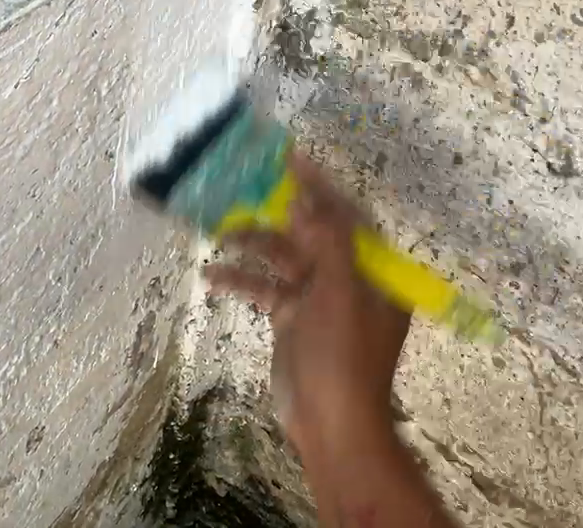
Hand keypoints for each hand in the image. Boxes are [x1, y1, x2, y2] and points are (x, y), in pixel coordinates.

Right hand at [205, 155, 452, 527]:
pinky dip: (240, 280)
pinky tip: (211, 275)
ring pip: (282, 257)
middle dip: (278, 211)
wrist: (330, 424)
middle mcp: (347, 278)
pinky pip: (264, 287)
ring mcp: (317, 297)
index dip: (321, 185)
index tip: (291, 159)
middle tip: (245, 184)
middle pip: (310, 231)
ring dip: (252, 244)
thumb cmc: (342, 353)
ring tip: (219, 231)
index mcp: (371, 270)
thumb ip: (325, 239)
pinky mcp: (291, 316)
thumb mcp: (339, 290)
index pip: (348, 214)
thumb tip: (306, 196)